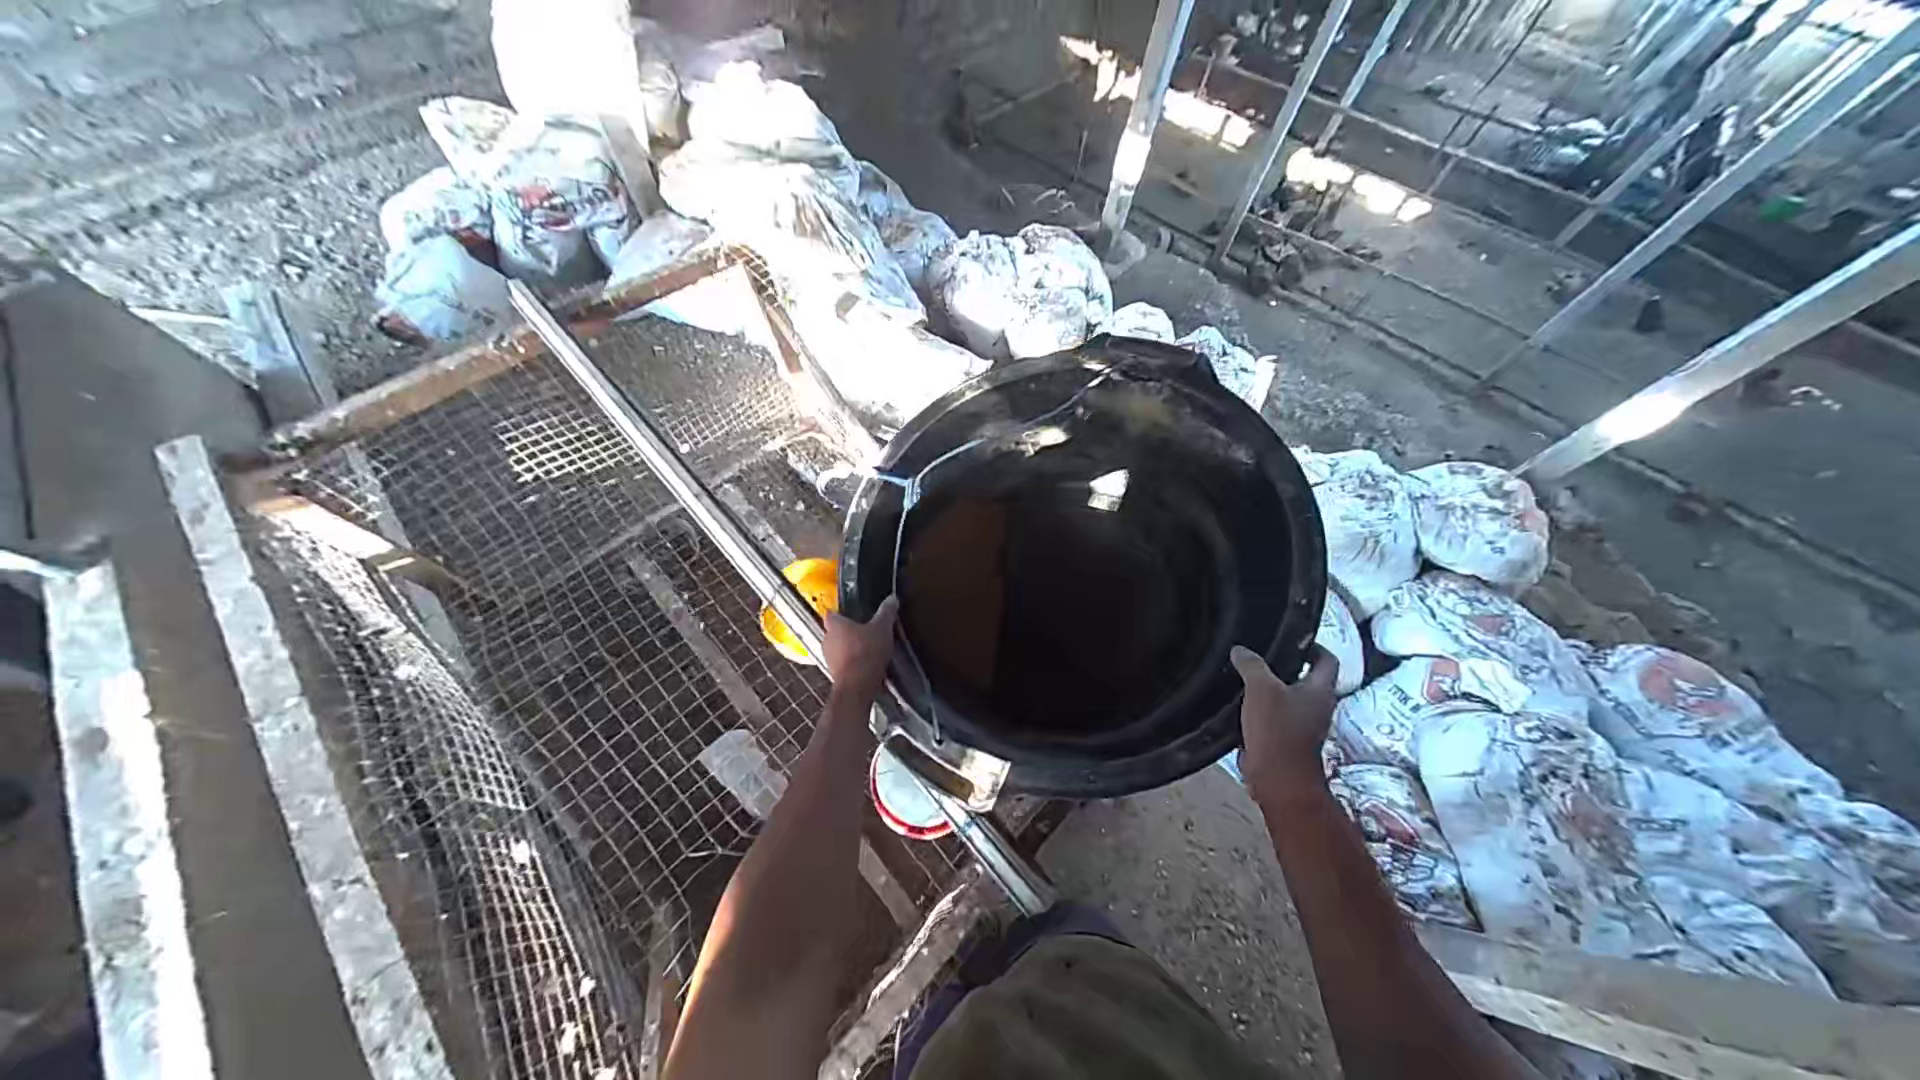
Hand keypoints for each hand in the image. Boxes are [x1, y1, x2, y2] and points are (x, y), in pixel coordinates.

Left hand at [822, 595, 898, 703]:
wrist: (858, 685)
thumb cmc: (867, 651)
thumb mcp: (882, 628)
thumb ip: (886, 612)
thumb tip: (892, 598)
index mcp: (835, 625)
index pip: (831, 614)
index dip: (841, 614)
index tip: (852, 615)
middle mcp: (827, 640)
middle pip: (834, 632)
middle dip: (846, 633)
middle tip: (864, 632)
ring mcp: (828, 658)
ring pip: (837, 649)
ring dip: (848, 649)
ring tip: (867, 650)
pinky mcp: (834, 674)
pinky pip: (842, 664)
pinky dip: (851, 664)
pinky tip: (865, 665)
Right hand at [1231, 644, 1337, 804]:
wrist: (1278, 780)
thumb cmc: (1277, 730)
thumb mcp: (1261, 689)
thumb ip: (1252, 665)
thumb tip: (1240, 650)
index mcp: (1320, 691)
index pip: (1327, 660)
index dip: (1313, 646)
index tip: (1291, 638)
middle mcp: (1318, 707)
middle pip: (1306, 679)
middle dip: (1285, 666)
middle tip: (1260, 656)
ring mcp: (1304, 727)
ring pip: (1288, 699)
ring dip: (1271, 689)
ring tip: (1245, 677)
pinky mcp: (1287, 741)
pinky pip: (1276, 717)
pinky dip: (1261, 709)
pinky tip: (1241, 705)